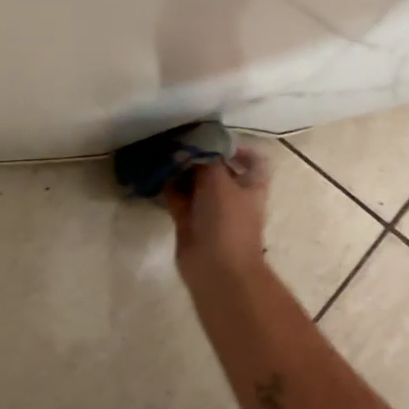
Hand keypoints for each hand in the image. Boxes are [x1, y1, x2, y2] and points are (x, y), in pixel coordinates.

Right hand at [163, 147, 271, 290]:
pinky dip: (169, 188)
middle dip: (199, 156)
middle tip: (178, 143)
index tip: (211, 139)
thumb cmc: (226, 221)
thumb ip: (205, 159)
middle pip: (217, 169)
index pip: (252, 159)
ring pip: (195, 183)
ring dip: (181, 171)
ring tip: (164, 156)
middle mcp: (233, 195)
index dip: (235, 147)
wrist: (216, 268)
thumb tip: (192, 145)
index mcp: (251, 185)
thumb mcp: (219, 181)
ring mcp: (210, 210)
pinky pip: (178, 198)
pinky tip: (157, 175)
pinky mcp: (190, 221)